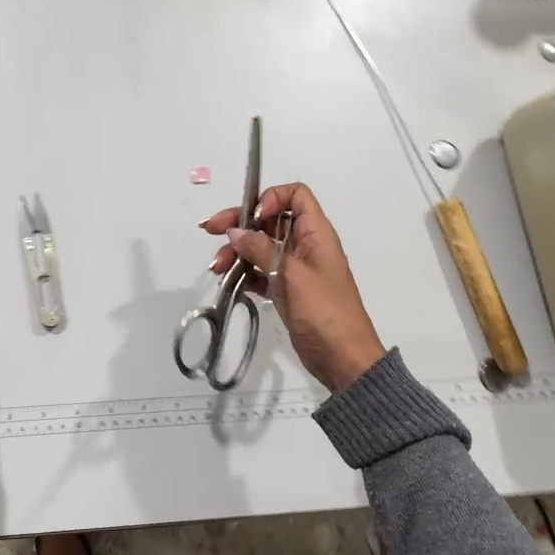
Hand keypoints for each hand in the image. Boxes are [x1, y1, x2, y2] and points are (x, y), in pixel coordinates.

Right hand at [204, 183, 386, 392]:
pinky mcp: (285, 289)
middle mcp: (304, 245)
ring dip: (236, 251)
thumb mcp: (291, 274)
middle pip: (269, 220)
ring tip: (217, 268)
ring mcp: (294, 268)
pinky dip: (243, 272)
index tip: (252, 216)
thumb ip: (261, 249)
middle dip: (239, 223)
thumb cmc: (324, 310)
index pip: (296, 196)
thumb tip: (235, 232)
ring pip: (259, 246)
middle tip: (210, 229)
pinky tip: (227, 280)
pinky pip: (259, 271)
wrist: (343, 359)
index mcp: (316, 233)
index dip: (272, 198)